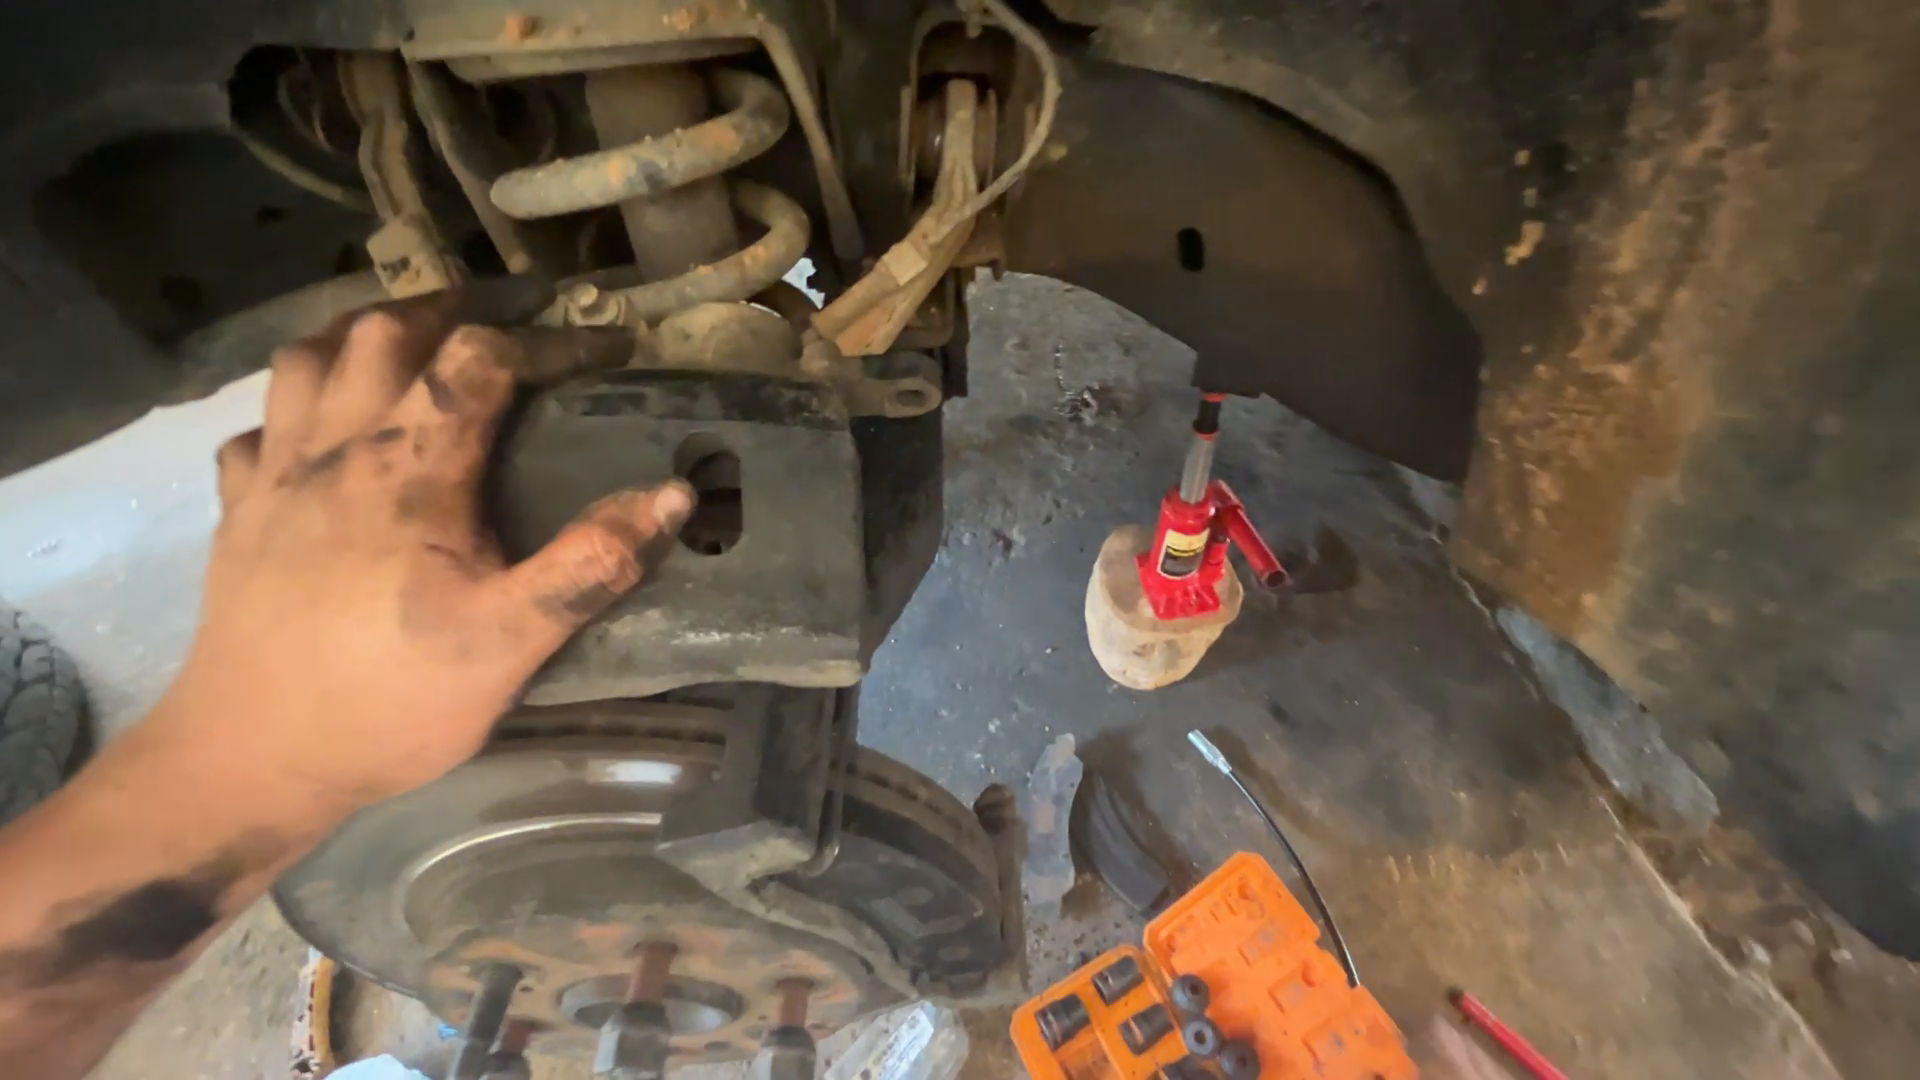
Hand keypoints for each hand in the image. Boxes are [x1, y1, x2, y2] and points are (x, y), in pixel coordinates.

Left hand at [160, 286, 692, 812]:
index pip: (478, 362)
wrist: (248, 766)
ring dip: (367, 333)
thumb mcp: (513, 641)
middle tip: (509, 322)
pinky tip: (329, 430)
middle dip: (452, 311)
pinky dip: (303, 403)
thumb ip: (593, 562)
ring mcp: (275, 480)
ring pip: (305, 361)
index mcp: (407, 471)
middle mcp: (334, 453)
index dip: (546, 342)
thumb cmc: (391, 699)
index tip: (603, 349)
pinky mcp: (240, 516)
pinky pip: (263, 424)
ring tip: (416, 343)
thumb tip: (672, 494)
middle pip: (381, 335)